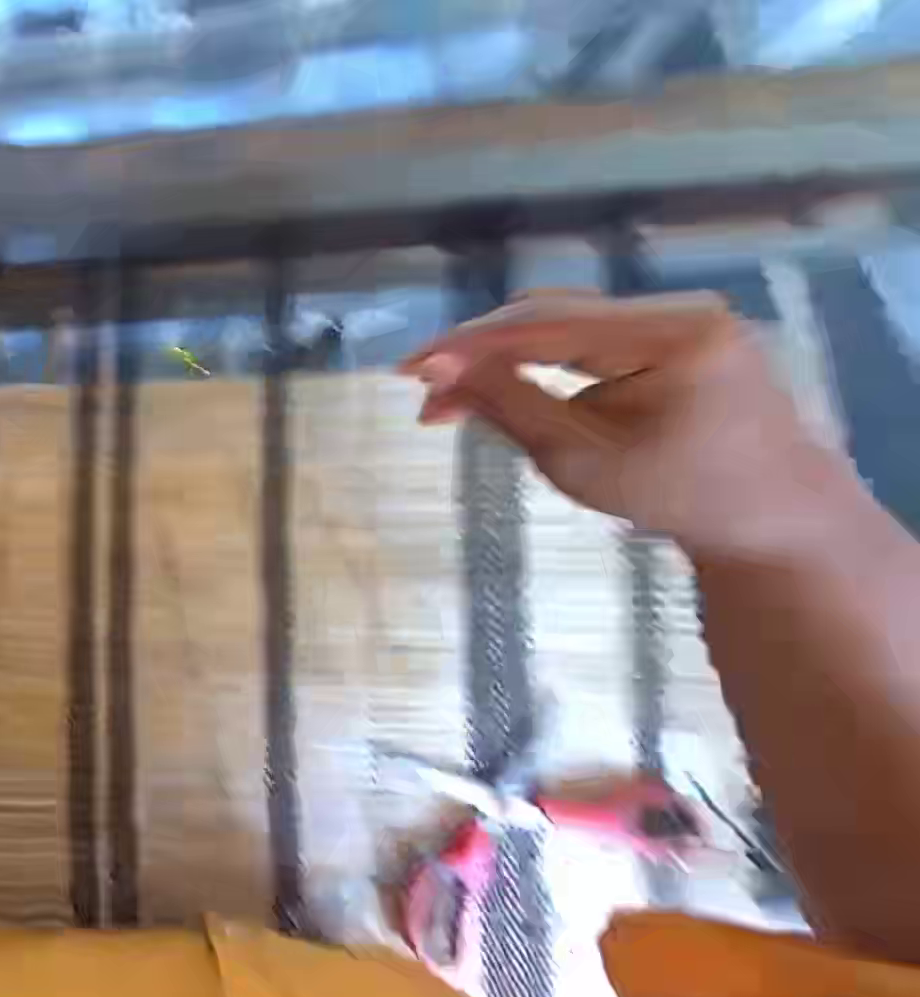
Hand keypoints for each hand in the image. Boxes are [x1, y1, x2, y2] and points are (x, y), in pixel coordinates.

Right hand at [403, 292, 863, 560]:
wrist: (765, 512)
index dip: (462, 344)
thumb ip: (501, 400)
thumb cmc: (669, 490)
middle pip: (543, 315)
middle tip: (423, 393)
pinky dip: (524, 362)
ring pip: (552, 324)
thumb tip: (435, 366)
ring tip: (446, 398)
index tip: (404, 369)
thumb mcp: (570, 452)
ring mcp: (671, 320)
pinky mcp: (662, 337)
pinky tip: (492, 387)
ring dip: (492, 358)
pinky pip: (574, 339)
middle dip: (473, 352)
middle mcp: (674, 310)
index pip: (538, 324)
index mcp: (668, 333)